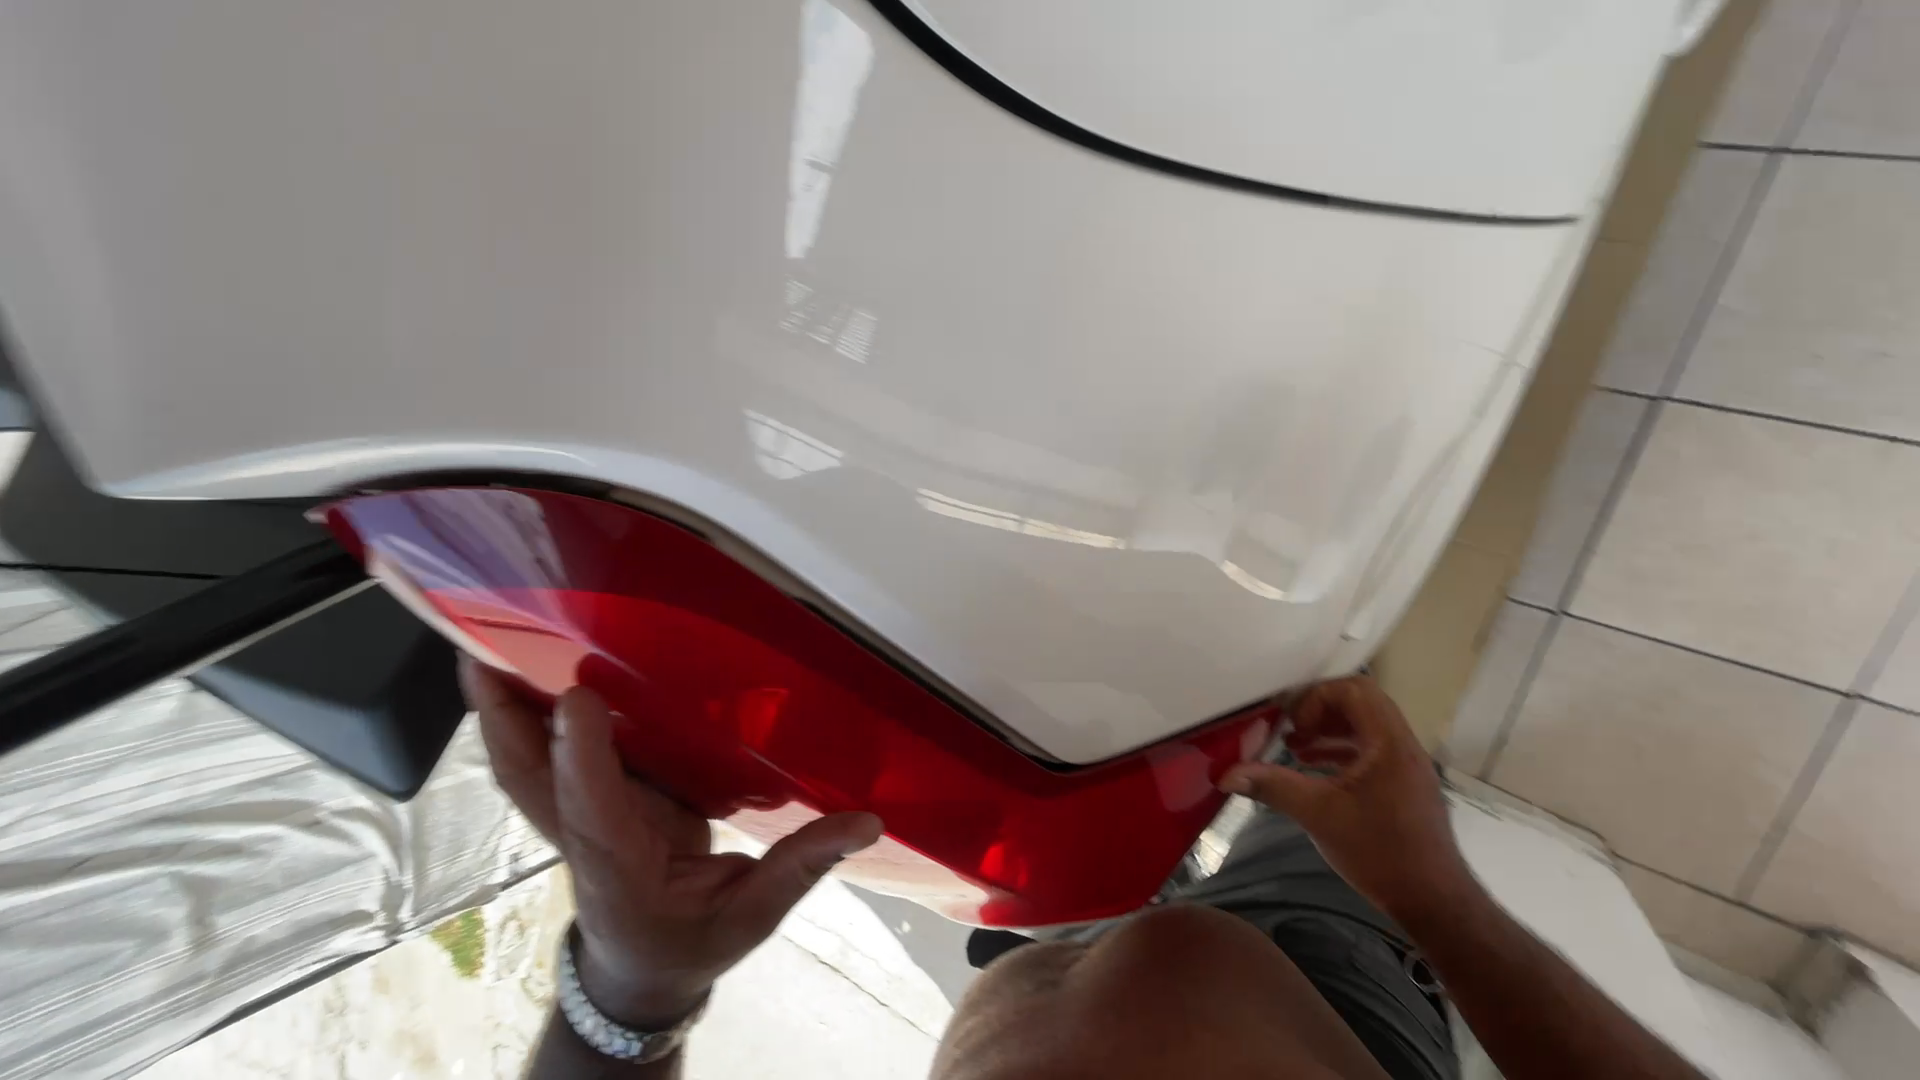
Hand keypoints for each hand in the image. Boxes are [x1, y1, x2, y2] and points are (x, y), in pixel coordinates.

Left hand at [461, 657, 882, 1027]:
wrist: (641, 975)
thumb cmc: (693, 945)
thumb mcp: (754, 915)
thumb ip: (804, 866)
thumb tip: (865, 822)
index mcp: (620, 867)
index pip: (594, 810)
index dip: (582, 756)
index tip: (580, 698)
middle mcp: (585, 835)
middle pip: (525, 777)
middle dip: (501, 717)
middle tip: (483, 647)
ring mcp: (578, 817)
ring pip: (523, 763)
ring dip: (503, 708)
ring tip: (494, 640)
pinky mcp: (588, 802)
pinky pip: (548, 756)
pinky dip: (532, 714)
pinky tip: (540, 669)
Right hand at [1218, 675, 1474, 924]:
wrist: (1434, 902)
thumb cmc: (1380, 852)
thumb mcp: (1318, 815)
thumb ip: (1273, 787)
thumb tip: (1226, 775)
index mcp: (1389, 743)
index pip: (1355, 690)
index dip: (1317, 699)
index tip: (1293, 726)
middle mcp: (1402, 746)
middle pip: (1360, 703)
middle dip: (1319, 711)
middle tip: (1289, 730)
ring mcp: (1406, 766)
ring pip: (1365, 727)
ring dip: (1327, 731)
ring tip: (1293, 748)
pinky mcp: (1403, 785)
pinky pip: (1369, 750)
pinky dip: (1339, 751)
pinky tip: (1313, 769)